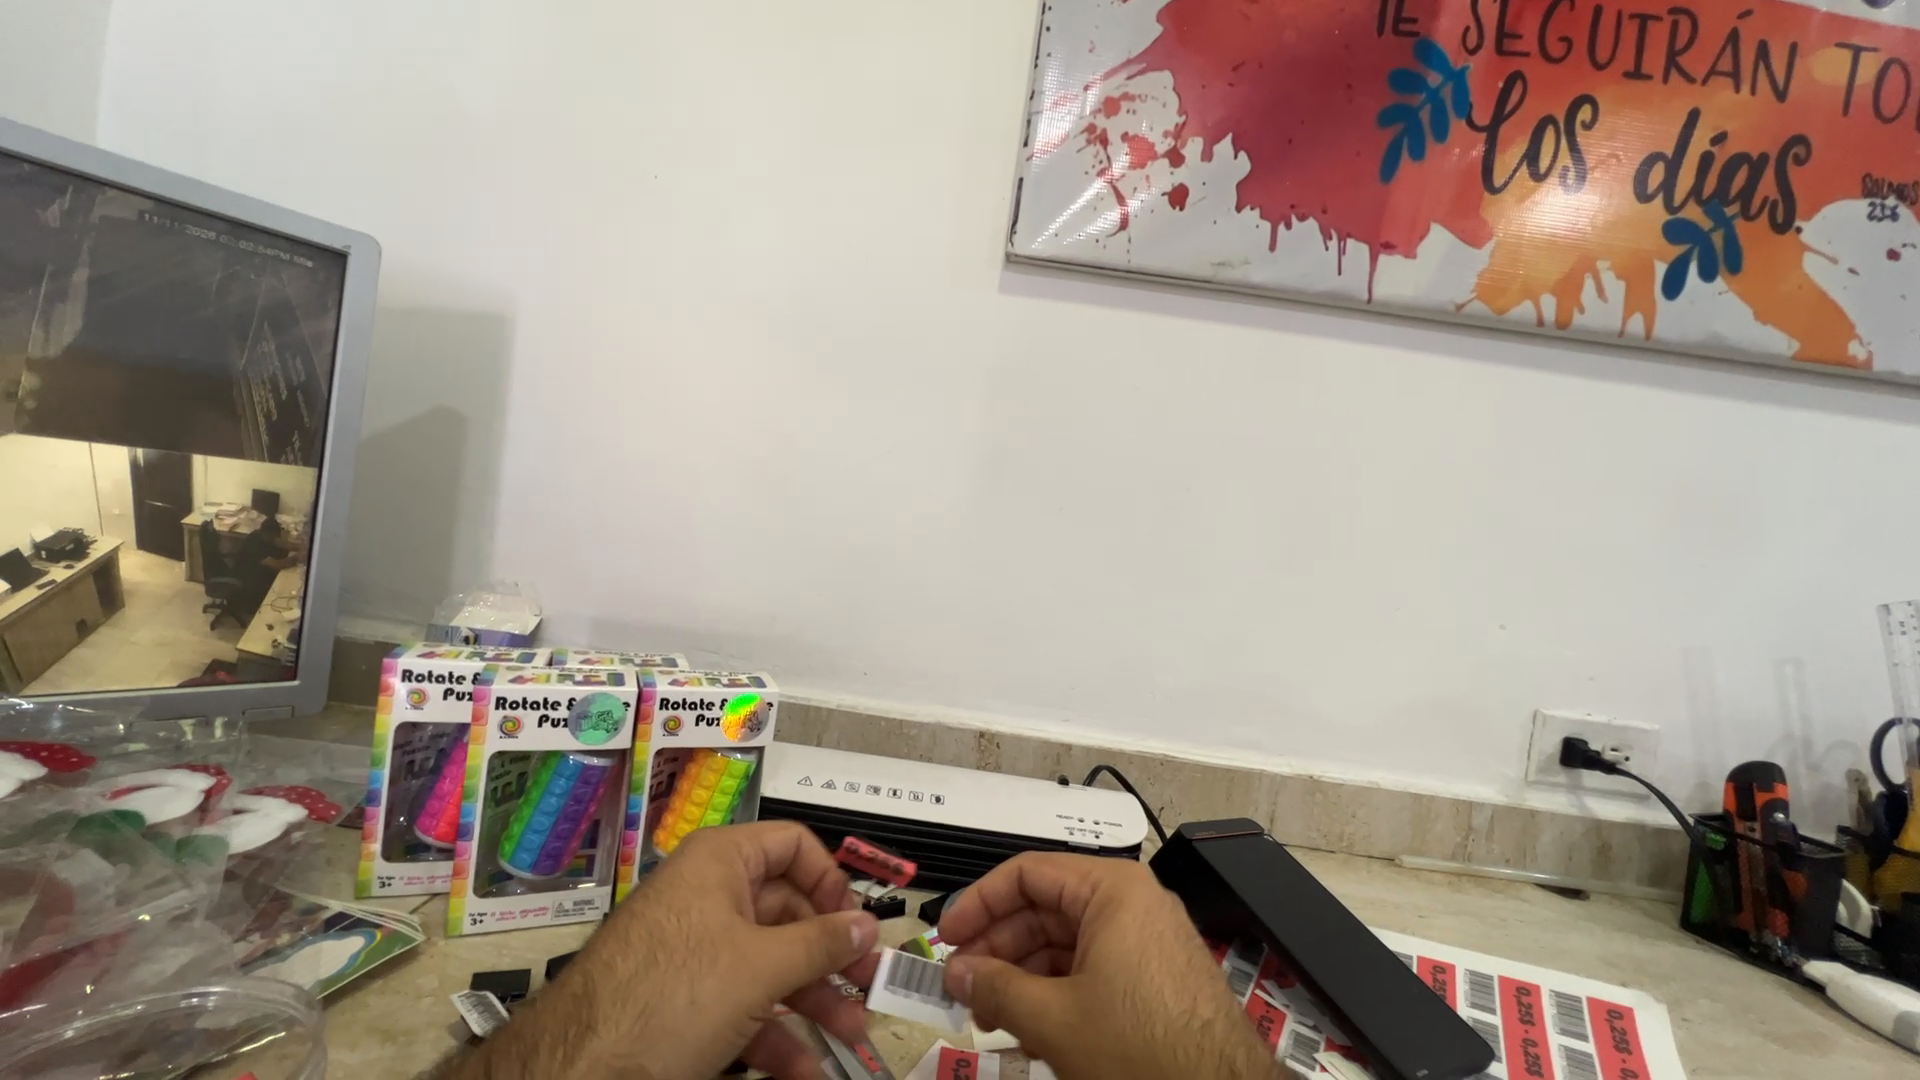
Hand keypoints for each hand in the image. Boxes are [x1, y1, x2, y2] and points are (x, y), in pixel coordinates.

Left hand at [451, 822, 879, 1079]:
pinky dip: (775, 1033)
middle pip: (788, 912)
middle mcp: (710, 895)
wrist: (575, 1074)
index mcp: (722, 862)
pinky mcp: (684, 999)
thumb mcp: (761, 967)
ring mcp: (696, 950)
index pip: (793, 846)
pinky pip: (742, 1002)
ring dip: (813, 1000)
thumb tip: (868, 925)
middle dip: (830, 955)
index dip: (831, 881)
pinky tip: (802, 1069)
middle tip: (870, 985)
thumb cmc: (675, 995)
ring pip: (770, 963)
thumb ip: (822, 943)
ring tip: (850, 1030)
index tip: (855, 925)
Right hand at [938, 853, 1280, 1079]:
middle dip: (998, 947)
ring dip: (1022, 976)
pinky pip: (1090, 967)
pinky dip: (1054, 992)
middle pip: (1044, 908)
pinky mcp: (1152, 975)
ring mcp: (1144, 938)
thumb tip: (955, 971)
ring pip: (1064, 942)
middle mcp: (1130, 901)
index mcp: (1110, 888)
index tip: (946, 938)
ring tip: (988, 1016)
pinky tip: (1028, 1027)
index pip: (1028, 873)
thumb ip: (997, 987)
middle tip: (962, 986)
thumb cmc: (1140, 1049)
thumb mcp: (1056, 1019)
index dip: (980, 903)